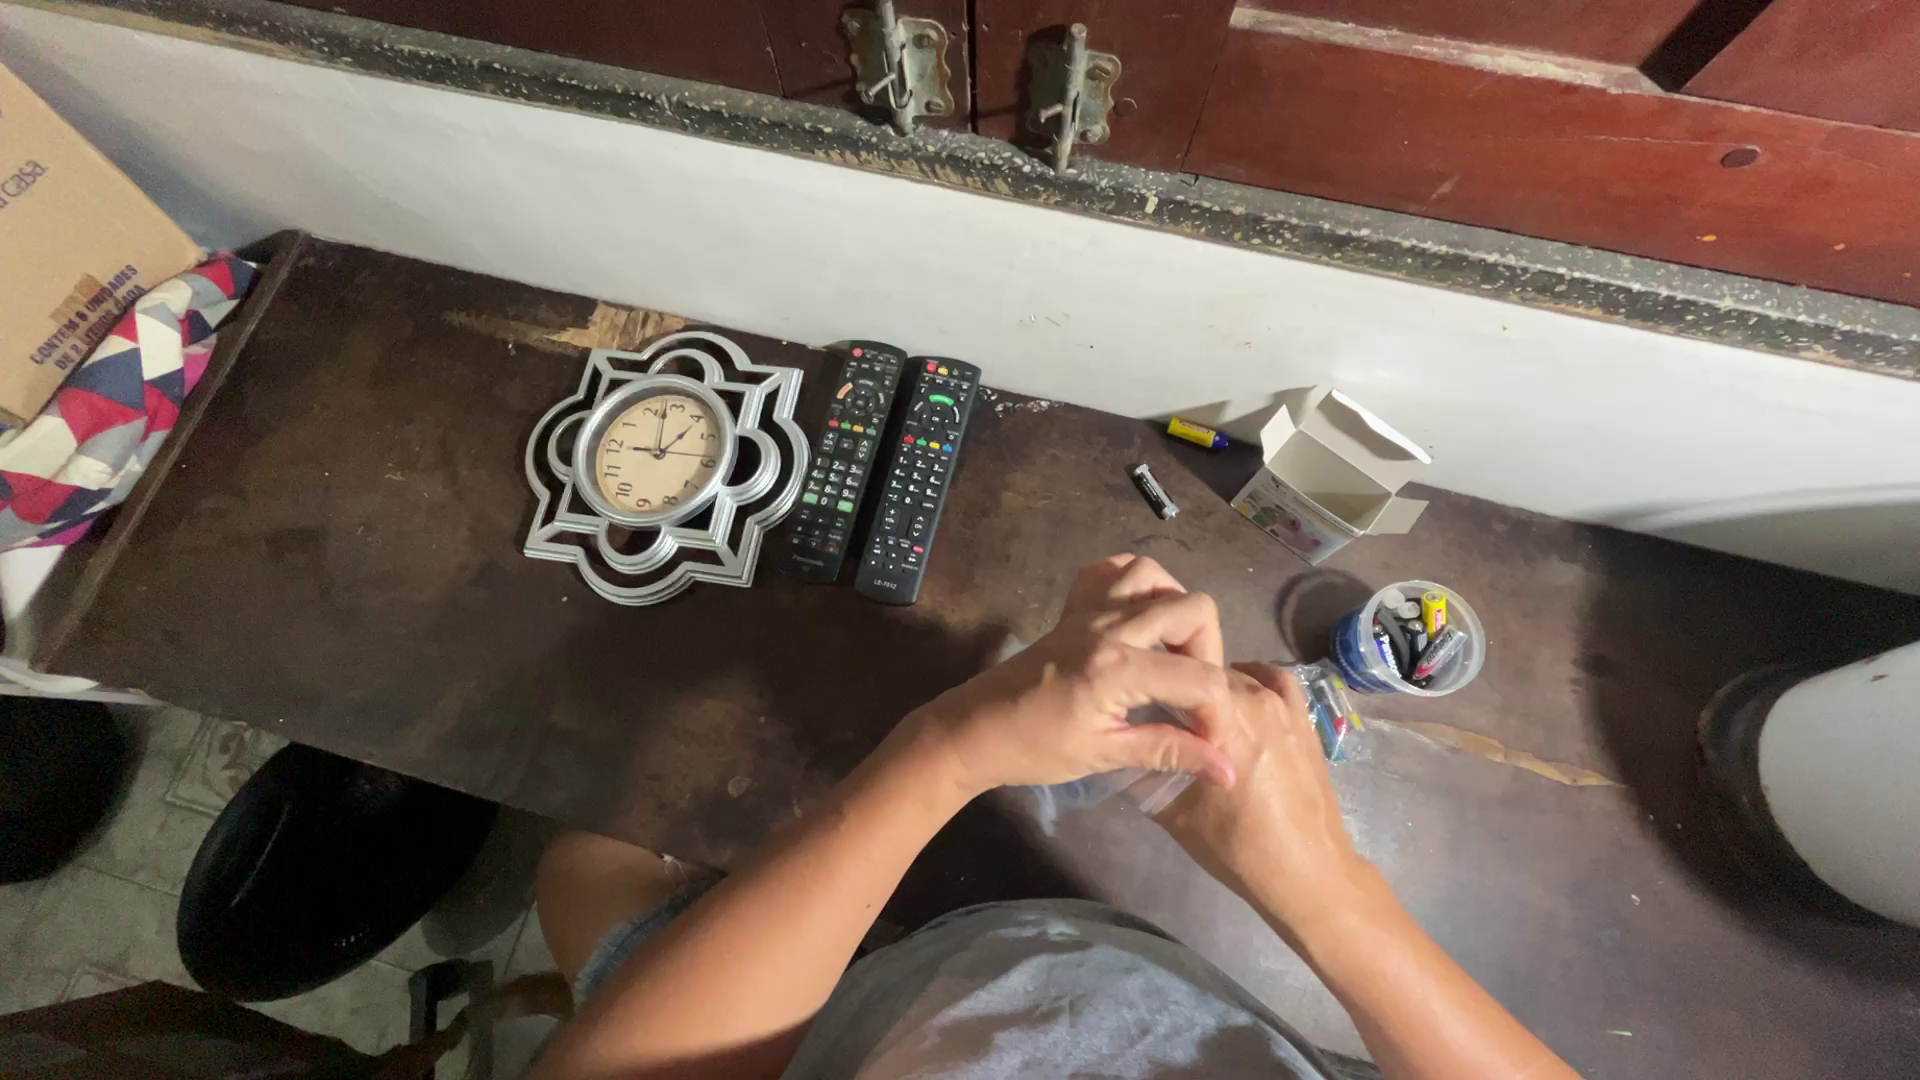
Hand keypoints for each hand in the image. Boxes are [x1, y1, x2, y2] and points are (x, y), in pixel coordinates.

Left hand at [910, 555, 1236, 794]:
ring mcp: (1087, 611)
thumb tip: (1228, 770)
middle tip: (1192, 692)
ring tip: (1170, 651)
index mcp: (1118, 668)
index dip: (1219, 711)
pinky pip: (1109, 571)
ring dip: (1175, 608)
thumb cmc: (1035, 749)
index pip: (1200, 676)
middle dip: (1209, 651)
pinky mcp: (1070, 610)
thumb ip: (1169, 751)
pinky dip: (1132, 584)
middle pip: (1192, 608)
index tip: (1211, 740)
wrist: (975, 729)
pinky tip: (1135, 618)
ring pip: (1152, 575)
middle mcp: (1108, 627)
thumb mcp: (1104, 753)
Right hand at [1155, 662, 1371, 930]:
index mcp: (1224, 719)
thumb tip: (1122, 743)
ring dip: (1217, 686)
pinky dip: (1255, 681)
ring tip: (1202, 712)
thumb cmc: (1236, 845)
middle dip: (1184, 688)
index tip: (1142, 701)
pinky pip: (1274, 681)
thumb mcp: (1172, 812)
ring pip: (1239, 675)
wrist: (1307, 873)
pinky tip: (1241, 702)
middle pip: (1207, 673)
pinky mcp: (1304, 720)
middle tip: (1166, 715)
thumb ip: (1145, 769)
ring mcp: (1286, 707)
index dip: (1157, 682)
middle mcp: (1256, 701)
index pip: (1180, 673)